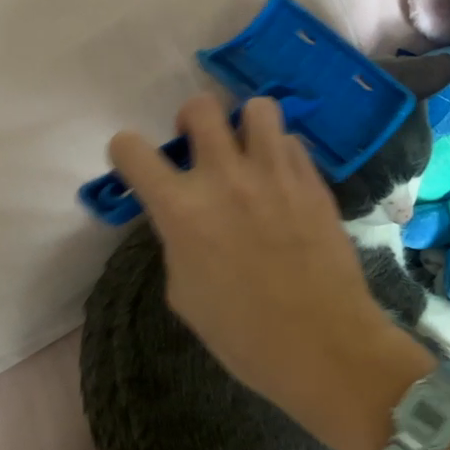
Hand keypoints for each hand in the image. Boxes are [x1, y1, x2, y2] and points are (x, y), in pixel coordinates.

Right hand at [107, 95, 402, 406]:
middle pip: (200, 106)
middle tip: (200, 147)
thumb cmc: (244, 335)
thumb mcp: (185, 293)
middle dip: (191, 120)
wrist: (322, 342)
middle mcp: (226, 177)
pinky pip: (293, 142)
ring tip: (248, 152)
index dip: (126, 152)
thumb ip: (179, 241)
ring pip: (257, 107)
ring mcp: (276, 173)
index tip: (137, 164)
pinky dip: (281, 153)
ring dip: (245, 124)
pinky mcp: (314, 180)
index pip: (131, 149)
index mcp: (181, 210)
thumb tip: (189, 220)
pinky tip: (283, 180)